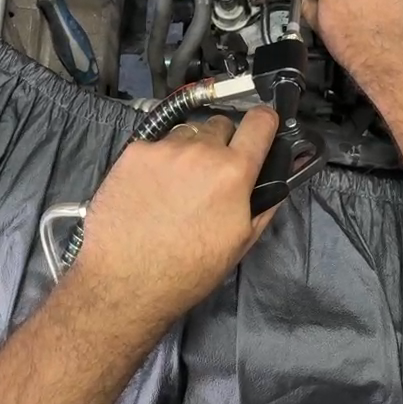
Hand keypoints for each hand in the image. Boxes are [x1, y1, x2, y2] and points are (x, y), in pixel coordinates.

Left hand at [72, 108, 280, 327]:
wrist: (125, 281)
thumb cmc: (188, 270)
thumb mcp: (240, 243)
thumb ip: (263, 203)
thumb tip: (278, 178)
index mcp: (233, 171)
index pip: (260, 122)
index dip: (264, 122)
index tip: (261, 128)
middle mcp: (201, 150)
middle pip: (221, 125)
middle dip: (221, 144)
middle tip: (210, 174)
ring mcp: (164, 148)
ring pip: (187, 133)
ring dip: (189, 149)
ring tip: (177, 184)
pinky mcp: (134, 151)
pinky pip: (156, 144)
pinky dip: (158, 160)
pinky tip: (150, 188)